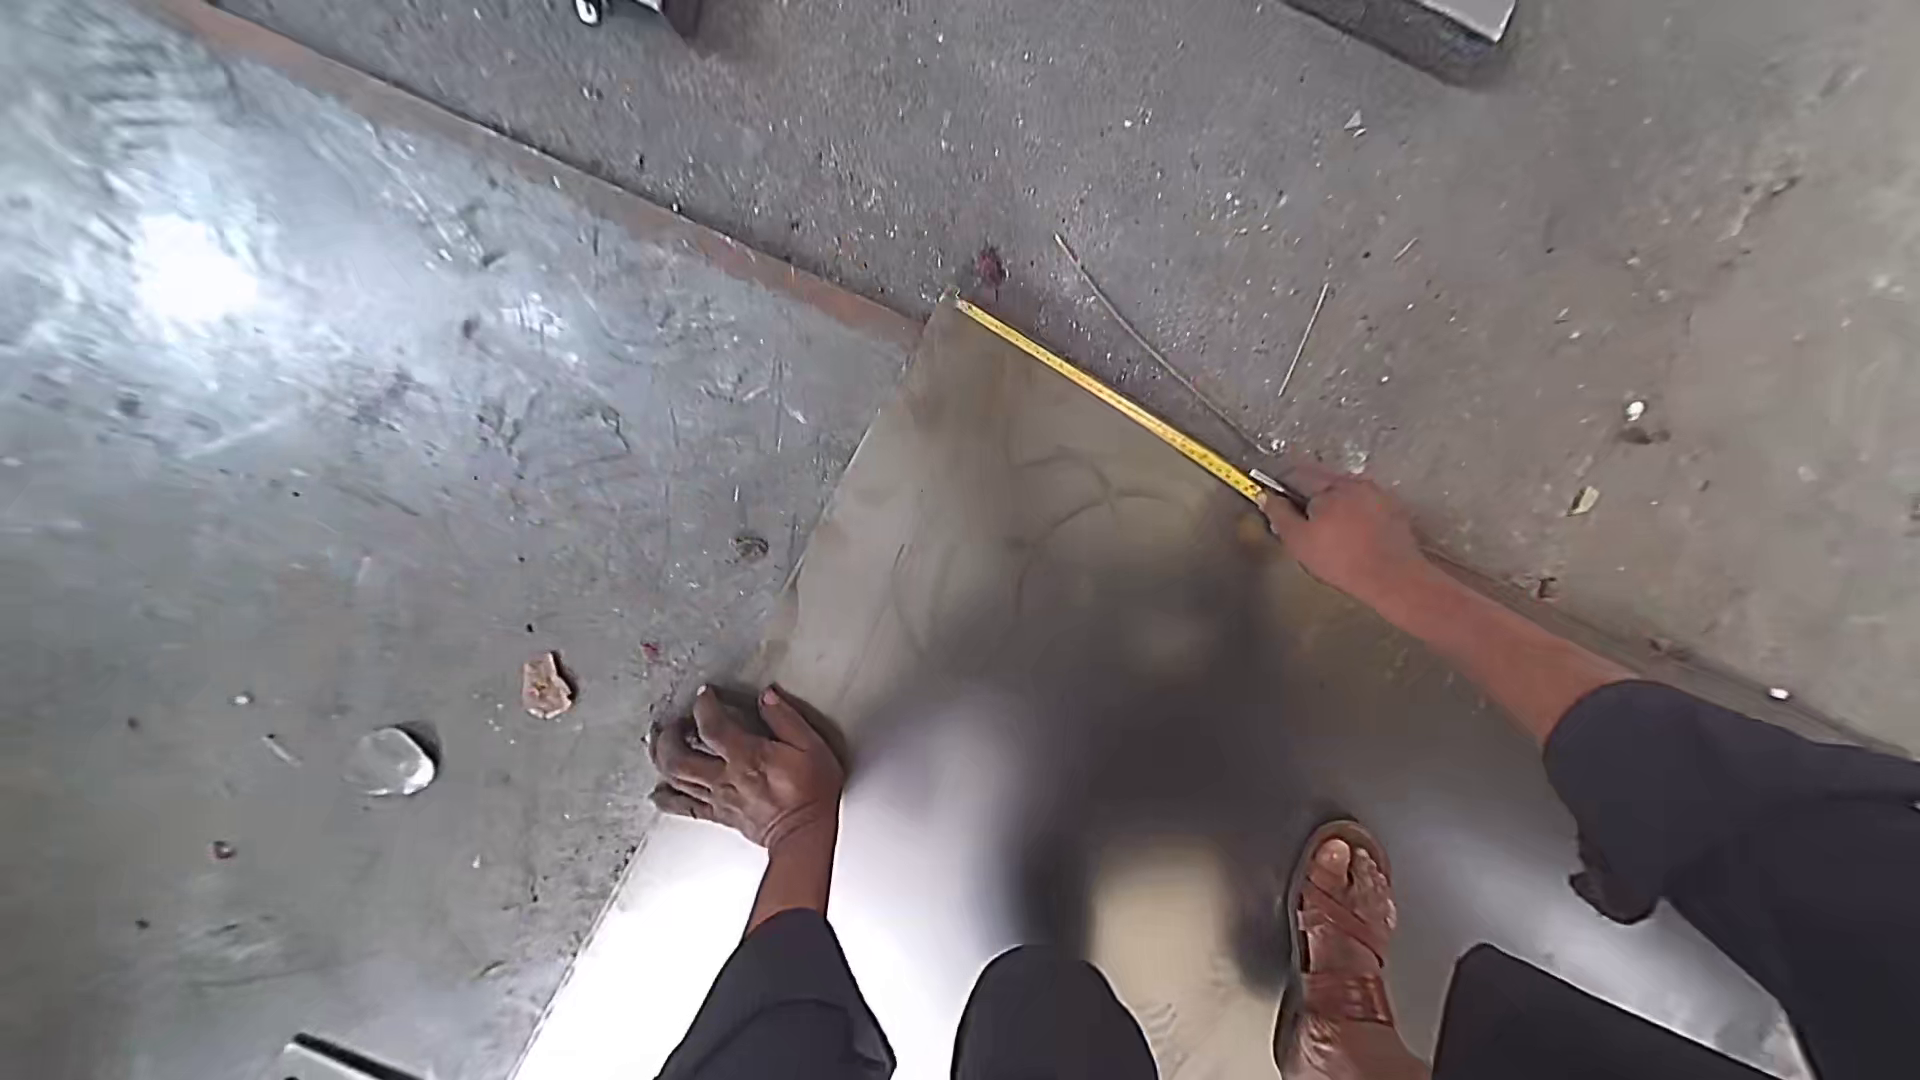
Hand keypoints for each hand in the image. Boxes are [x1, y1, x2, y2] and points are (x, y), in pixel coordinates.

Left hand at [649, 686, 845, 850]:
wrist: (806, 833)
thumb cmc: (812, 790)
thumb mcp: (811, 745)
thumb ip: (786, 718)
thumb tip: (767, 696)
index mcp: (747, 756)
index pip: (712, 726)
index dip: (704, 706)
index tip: (705, 694)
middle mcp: (725, 777)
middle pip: (678, 756)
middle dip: (670, 734)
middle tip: (675, 721)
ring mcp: (718, 798)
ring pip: (675, 779)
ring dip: (662, 758)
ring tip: (662, 743)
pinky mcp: (718, 815)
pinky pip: (683, 807)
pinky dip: (666, 797)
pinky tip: (660, 790)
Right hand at [1262, 462, 1434, 605]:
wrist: (1393, 579)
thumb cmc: (1339, 559)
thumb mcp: (1297, 539)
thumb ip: (1278, 513)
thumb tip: (1265, 496)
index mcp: (1331, 485)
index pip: (1297, 474)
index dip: (1281, 489)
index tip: (1277, 507)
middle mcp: (1358, 483)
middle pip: (1324, 485)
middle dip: (1311, 502)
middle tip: (1304, 530)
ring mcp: (1381, 496)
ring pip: (1346, 497)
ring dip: (1334, 510)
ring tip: (1331, 538)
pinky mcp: (1397, 512)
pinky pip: (1366, 508)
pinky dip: (1355, 518)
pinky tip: (1353, 541)